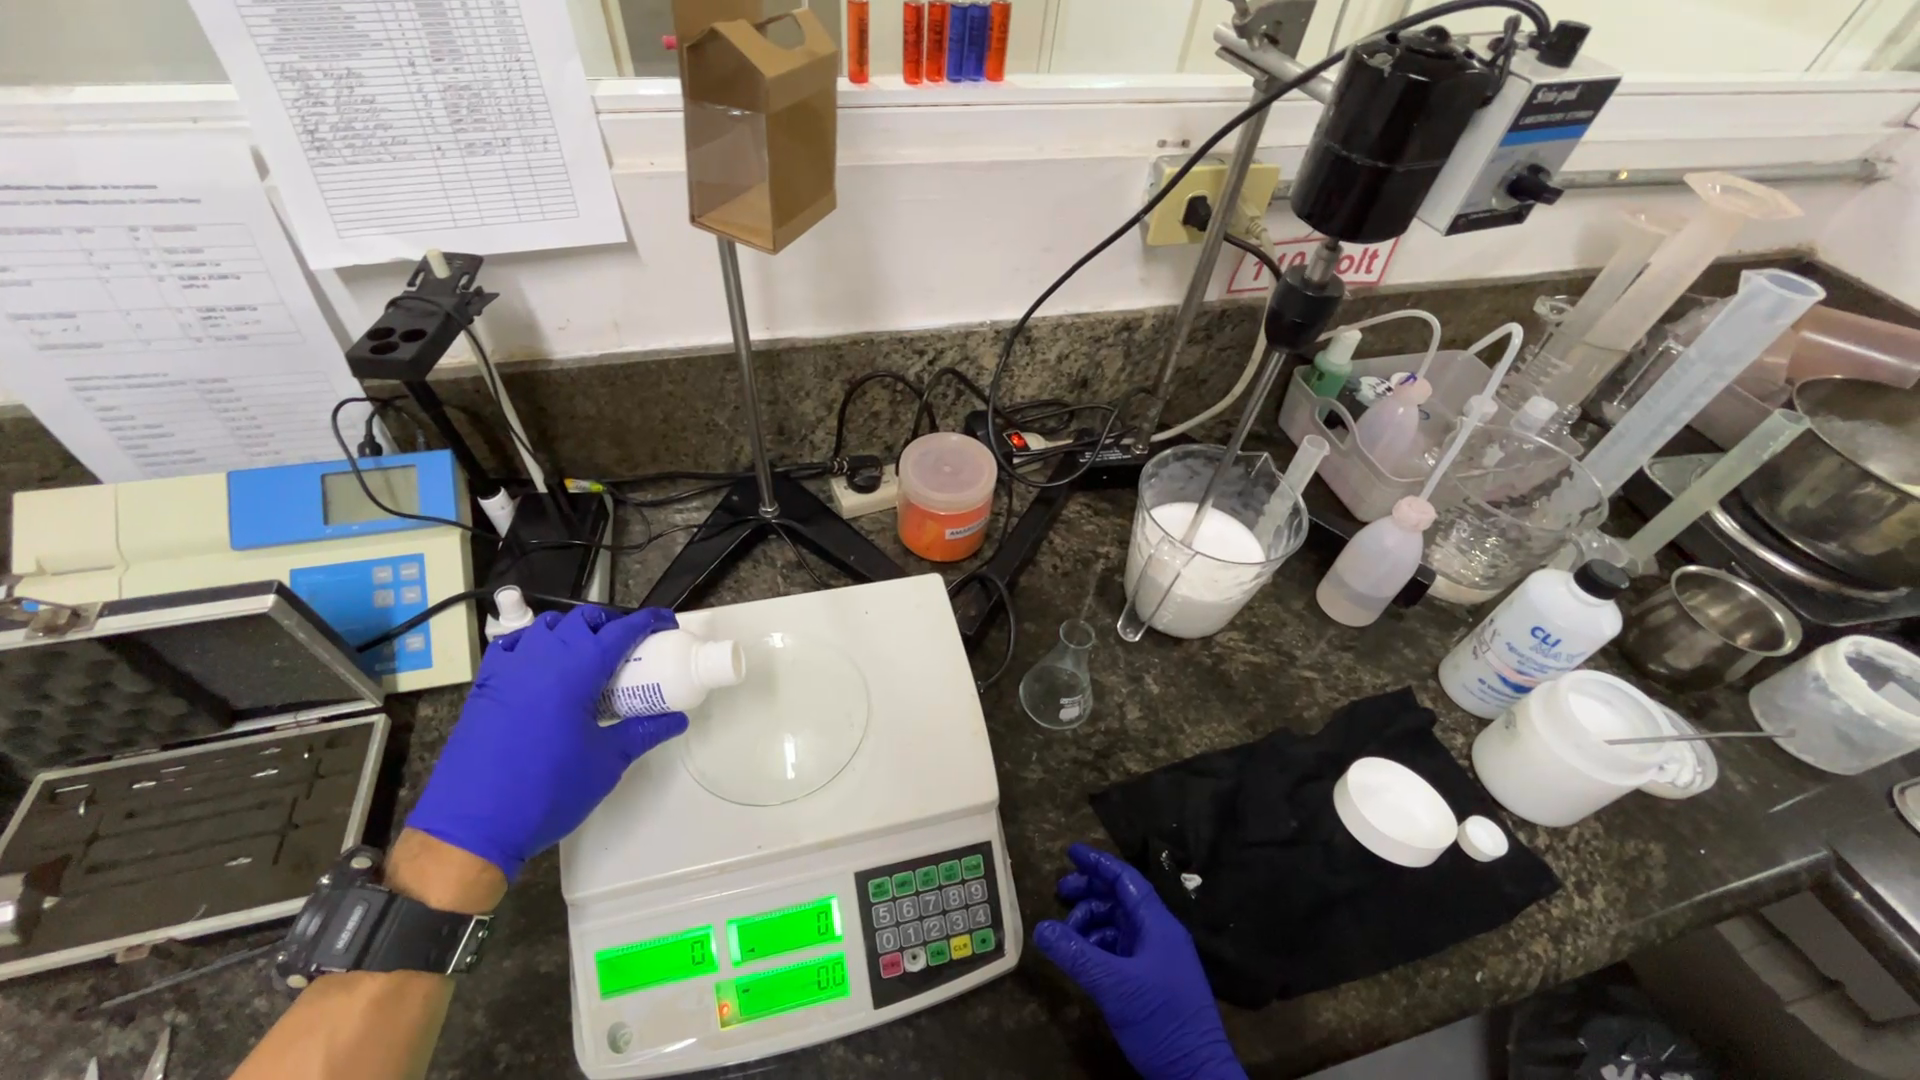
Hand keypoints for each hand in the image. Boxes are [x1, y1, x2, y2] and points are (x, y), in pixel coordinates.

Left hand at [407, 605, 686, 880]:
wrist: (474, 824)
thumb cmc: (549, 789)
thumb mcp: (606, 762)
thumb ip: (642, 732)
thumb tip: (676, 719)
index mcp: (577, 669)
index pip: (620, 630)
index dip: (647, 622)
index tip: (666, 624)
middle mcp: (542, 657)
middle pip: (581, 620)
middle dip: (609, 624)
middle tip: (630, 646)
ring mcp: (509, 669)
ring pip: (545, 628)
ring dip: (571, 631)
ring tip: (588, 656)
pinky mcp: (485, 686)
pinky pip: (513, 648)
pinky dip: (534, 646)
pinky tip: (542, 668)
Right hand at [1032, 844, 1245, 1079]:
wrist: (1198, 1075)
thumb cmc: (1161, 1020)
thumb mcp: (1112, 986)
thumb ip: (1076, 954)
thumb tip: (1040, 927)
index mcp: (1158, 925)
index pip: (1126, 880)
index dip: (1098, 863)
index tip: (1070, 852)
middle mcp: (1159, 934)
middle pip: (1121, 899)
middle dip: (1089, 892)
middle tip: (1059, 892)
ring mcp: (1158, 958)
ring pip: (1119, 925)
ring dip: (1091, 922)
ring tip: (1067, 936)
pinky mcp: (1153, 981)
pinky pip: (1121, 949)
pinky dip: (1099, 946)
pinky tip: (1082, 959)